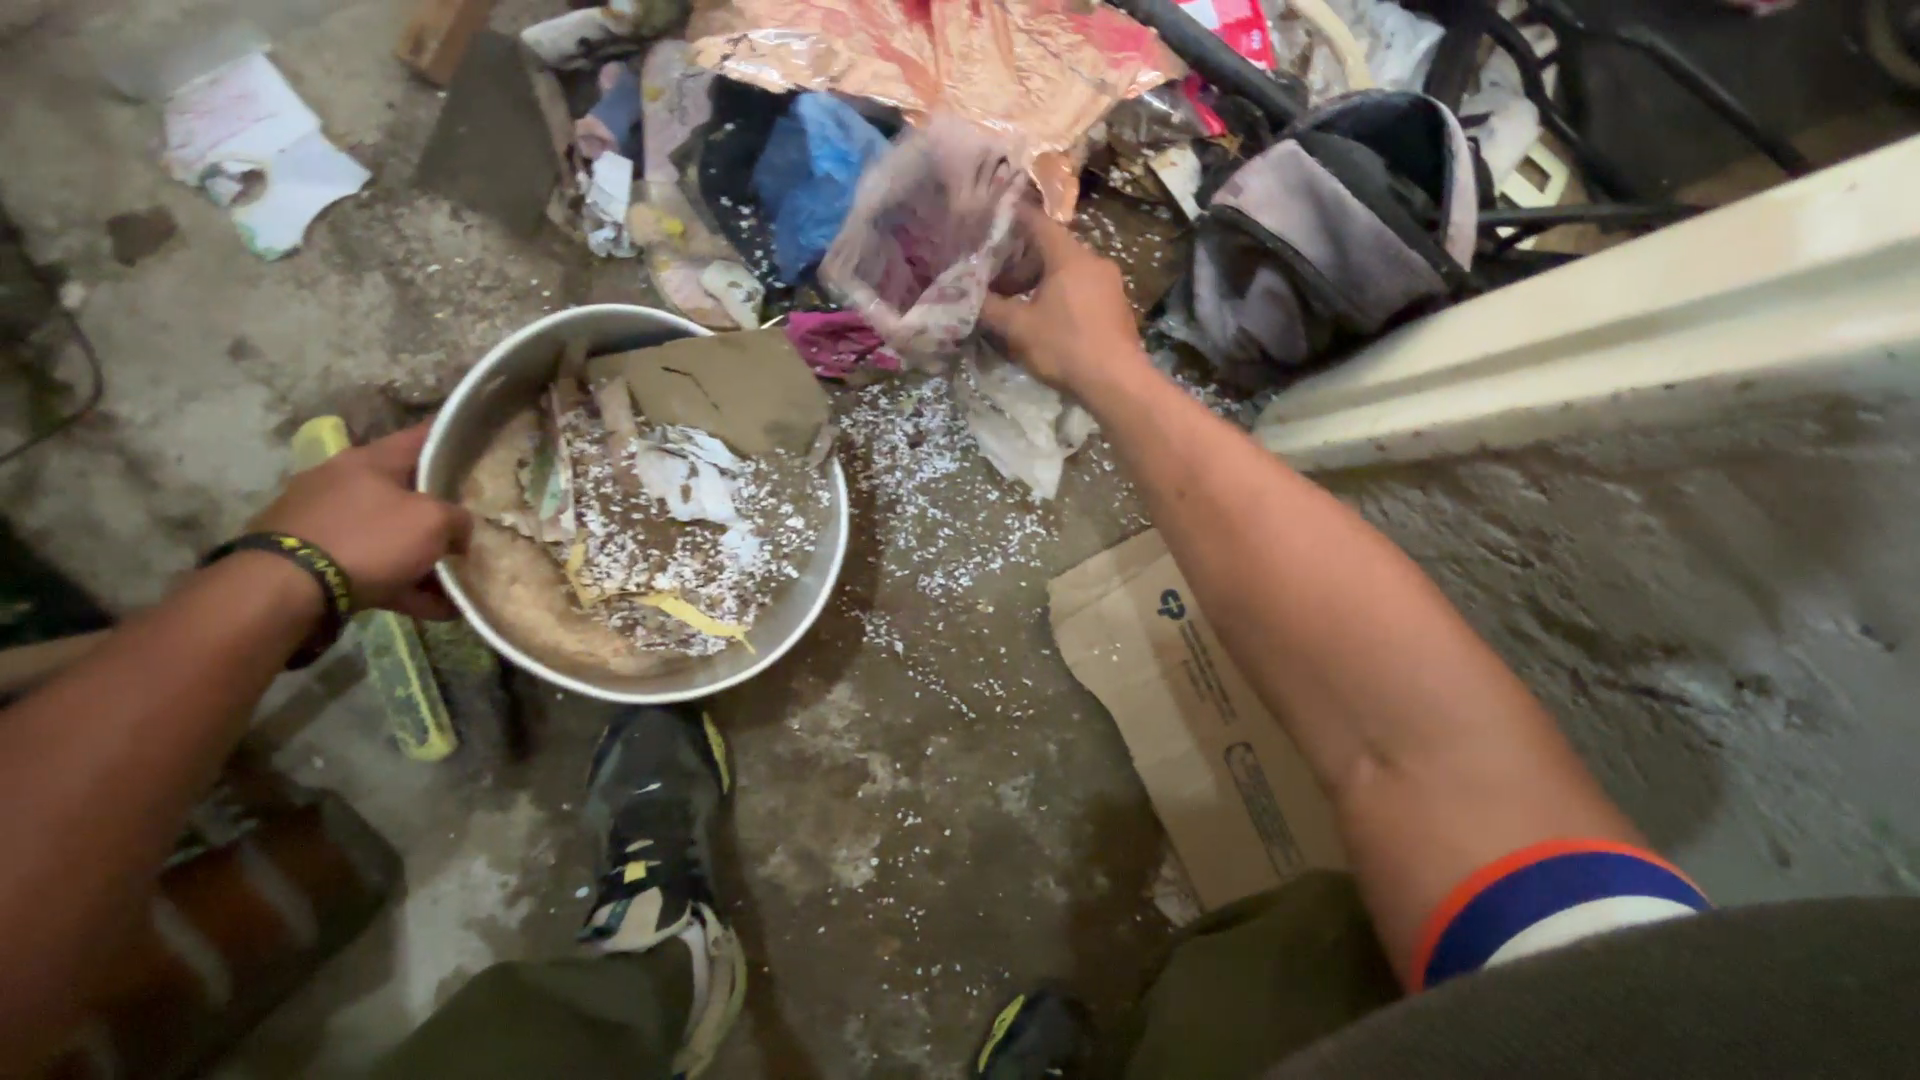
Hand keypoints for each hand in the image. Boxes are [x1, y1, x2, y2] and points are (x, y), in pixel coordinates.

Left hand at [250, 423, 471, 619]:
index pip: (421, 437)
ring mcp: (323, 521)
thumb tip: (459, 529)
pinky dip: (403, 583)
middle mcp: (342, 482)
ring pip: (389, 534)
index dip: (451, 436)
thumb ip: (458, 519)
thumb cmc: (370, 539)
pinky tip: (435, 609)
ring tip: (456, 583)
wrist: (286, 589)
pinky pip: (372, 567)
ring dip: (423, 557)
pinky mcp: (312, 558)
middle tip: (471, 525)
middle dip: (439, 511)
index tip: (474, 438)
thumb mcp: (434, 522)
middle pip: (405, 491)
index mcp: (370, 461)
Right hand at [981, 205, 1149, 392]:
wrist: (1117, 382)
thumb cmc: (1065, 347)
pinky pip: (1083, 289)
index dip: (1013, 219)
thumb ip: (989, 307)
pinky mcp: (1117, 307)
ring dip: (1042, 282)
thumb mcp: (1018, 328)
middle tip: (998, 280)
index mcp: (1069, 256)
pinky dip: (1062, 295)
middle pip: (1053, 249)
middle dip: (1022, 262)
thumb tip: (966, 295)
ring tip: (1019, 304)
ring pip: (1069, 271)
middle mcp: (1094, 261)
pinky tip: (1048, 319)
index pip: (1037, 222)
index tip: (992, 221)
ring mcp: (1110, 284)